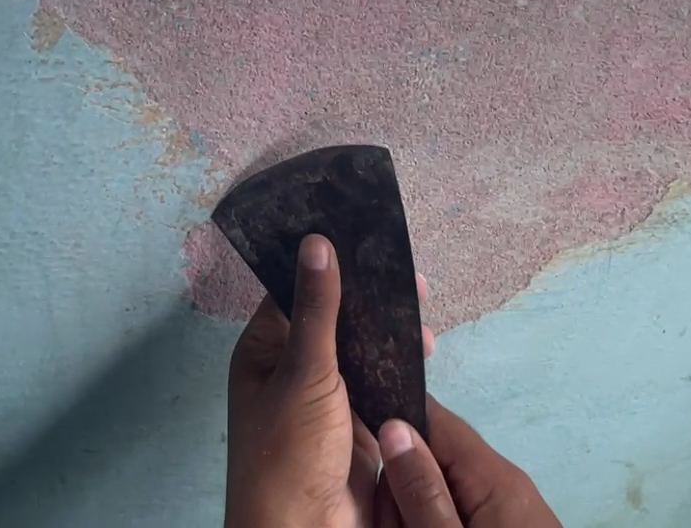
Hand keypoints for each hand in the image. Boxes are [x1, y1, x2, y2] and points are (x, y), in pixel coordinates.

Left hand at [224, 235, 434, 527]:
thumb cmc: (289, 449)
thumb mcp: (303, 371)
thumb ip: (317, 308)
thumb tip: (316, 240)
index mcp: (265, 348)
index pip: (297, 291)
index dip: (331, 266)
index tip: (369, 247)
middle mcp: (293, 367)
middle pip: (335, 319)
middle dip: (372, 302)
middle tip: (415, 286)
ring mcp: (326, 397)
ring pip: (360, 351)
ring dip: (390, 335)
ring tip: (425, 324)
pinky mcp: (356, 425)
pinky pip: (378, 384)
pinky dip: (400, 369)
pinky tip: (425, 355)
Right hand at [373, 398, 561, 527]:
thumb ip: (423, 492)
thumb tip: (393, 425)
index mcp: (496, 476)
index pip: (431, 415)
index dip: (392, 425)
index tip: (363, 452)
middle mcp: (504, 480)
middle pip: (431, 454)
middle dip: (400, 485)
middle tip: (390, 524)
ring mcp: (507, 506)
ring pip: (438, 485)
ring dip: (413, 507)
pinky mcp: (505, 525)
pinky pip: (456, 508)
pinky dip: (433, 519)